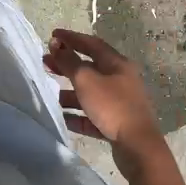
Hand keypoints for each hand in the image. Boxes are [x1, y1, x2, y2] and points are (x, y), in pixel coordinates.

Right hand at [44, 28, 161, 149]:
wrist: (139, 148)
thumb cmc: (112, 105)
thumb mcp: (85, 79)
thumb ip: (68, 61)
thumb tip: (56, 45)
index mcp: (117, 64)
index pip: (91, 44)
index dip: (70, 38)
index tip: (52, 36)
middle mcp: (120, 80)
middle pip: (89, 68)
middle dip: (67, 65)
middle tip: (46, 63)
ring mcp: (120, 103)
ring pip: (90, 93)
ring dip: (70, 93)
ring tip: (52, 95)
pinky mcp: (118, 124)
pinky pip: (94, 115)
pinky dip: (78, 115)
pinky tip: (64, 118)